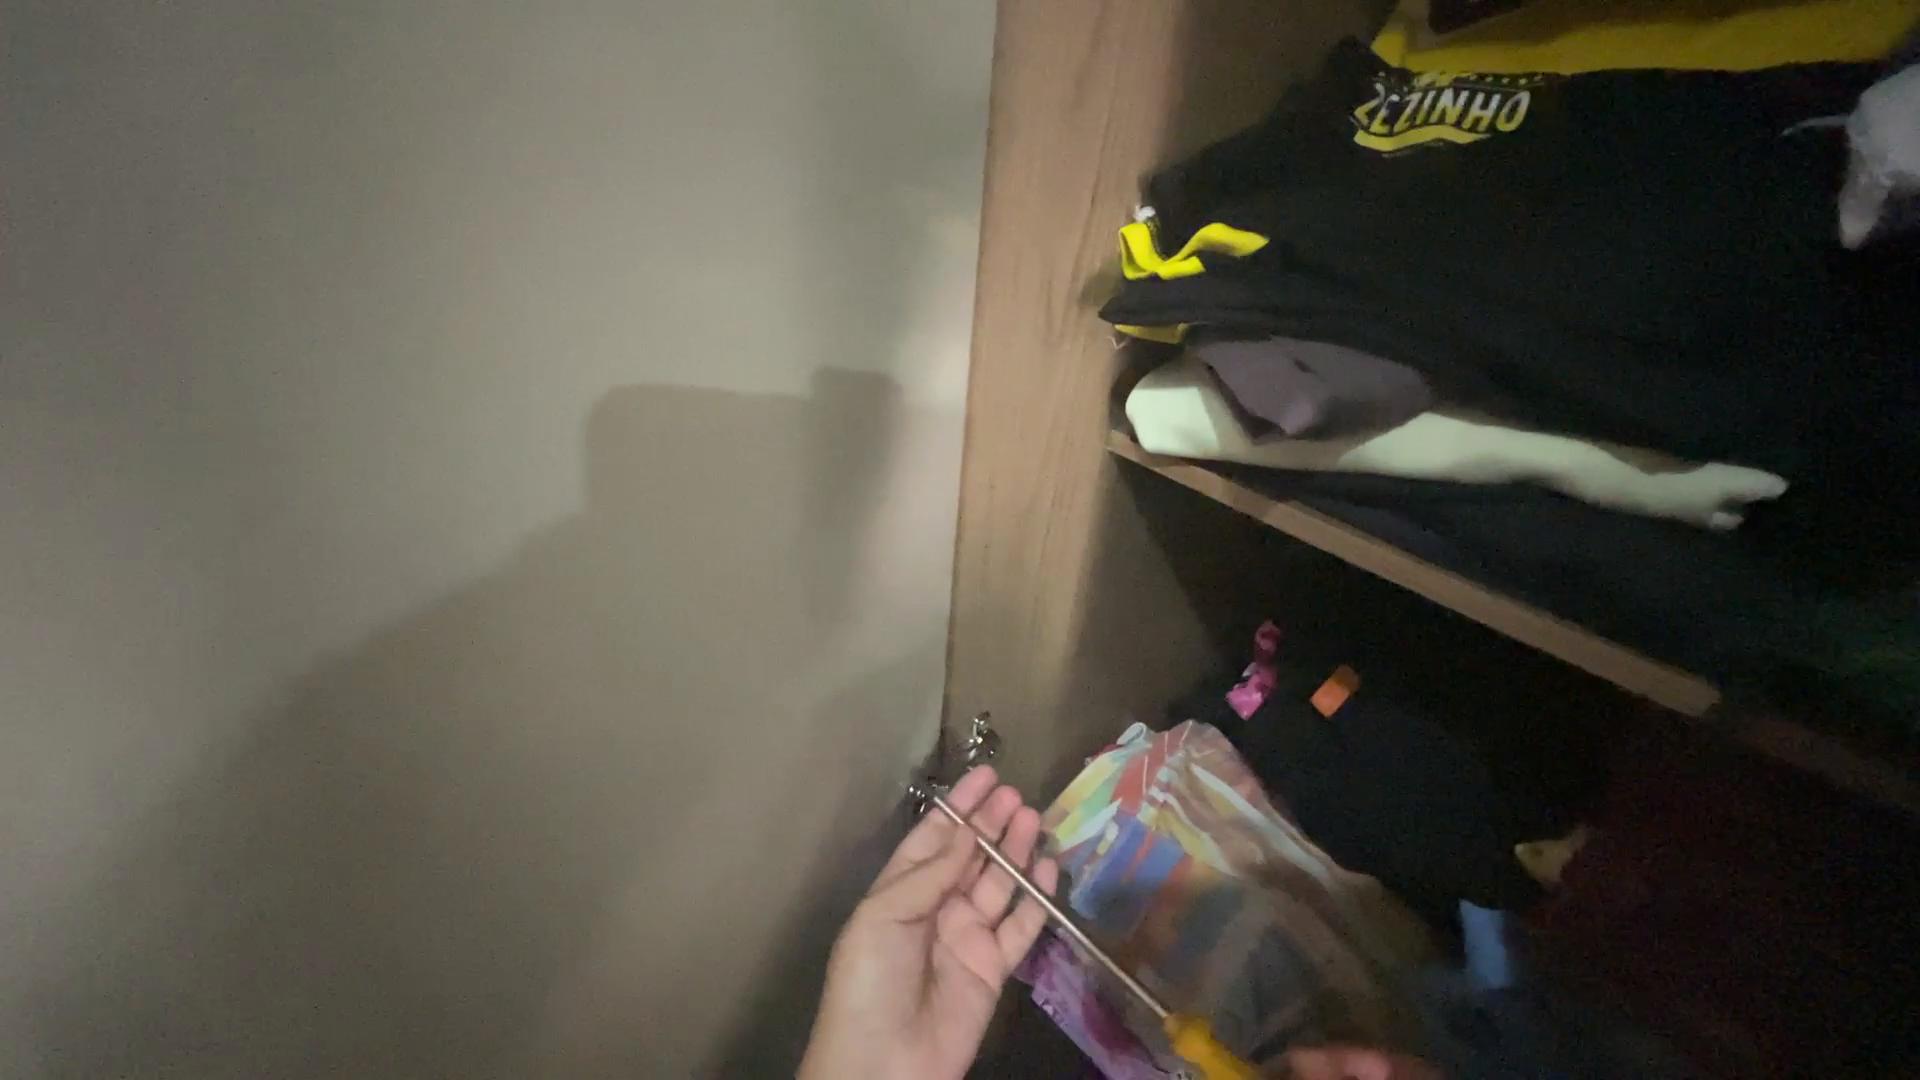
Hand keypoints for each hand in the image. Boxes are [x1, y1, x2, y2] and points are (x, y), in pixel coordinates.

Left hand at [797, 766, 1059, 1079]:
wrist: (882, 1065)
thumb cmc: (869, 980)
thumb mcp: (884, 915)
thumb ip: (930, 874)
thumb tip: (966, 833)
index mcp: (903, 889)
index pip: (936, 837)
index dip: (960, 806)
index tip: (986, 776)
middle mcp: (937, 906)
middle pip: (971, 855)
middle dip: (992, 823)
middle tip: (1016, 795)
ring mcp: (966, 936)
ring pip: (998, 883)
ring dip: (1016, 851)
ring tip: (1034, 818)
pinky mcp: (993, 967)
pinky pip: (1019, 927)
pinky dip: (1035, 899)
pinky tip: (1048, 871)